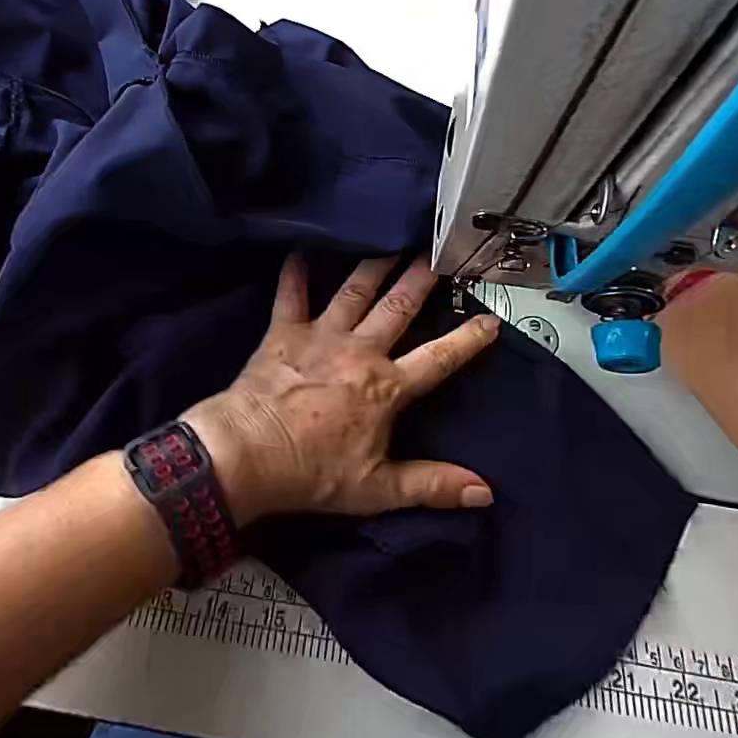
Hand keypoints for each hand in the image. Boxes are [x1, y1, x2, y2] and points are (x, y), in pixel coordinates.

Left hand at [182, 255, 502, 523]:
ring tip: (391, 244)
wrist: (247, 453)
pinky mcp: (283, 332)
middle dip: (421, 280)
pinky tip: (300, 252)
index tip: (490, 319)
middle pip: (398, 309)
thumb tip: (486, 492)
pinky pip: (291, 296)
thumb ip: (432, 486)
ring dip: (374, 267)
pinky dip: (295, 273)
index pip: (439, 359)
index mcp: (386, 388)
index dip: (467, 340)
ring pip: (354, 292)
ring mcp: (320, 336)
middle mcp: (359, 351)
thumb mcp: (377, 490)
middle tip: (438, 254)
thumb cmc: (312, 472)